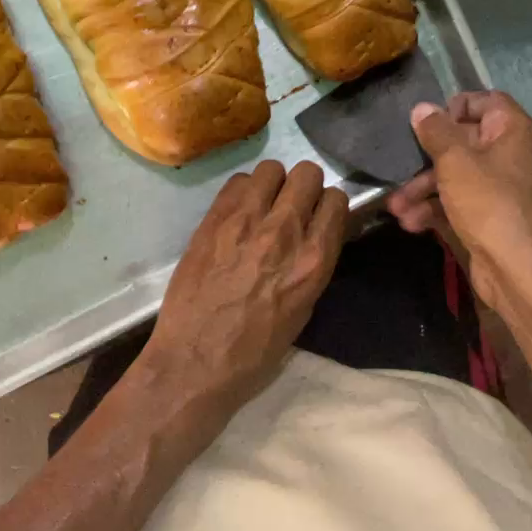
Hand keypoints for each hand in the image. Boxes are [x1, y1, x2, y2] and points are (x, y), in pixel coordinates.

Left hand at [141, 160, 347, 411]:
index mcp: (312, 261)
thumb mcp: (302, 310)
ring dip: (273, 184)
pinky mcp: (214, 219)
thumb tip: (314, 236)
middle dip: (305, 186)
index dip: (329, 205)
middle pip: (307, 174)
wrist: (195, 362)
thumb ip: (312, 264)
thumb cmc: (255, 351)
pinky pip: (238, 182)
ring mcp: (245, 221)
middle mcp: (284, 232)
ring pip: (272, 169)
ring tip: (264, 206)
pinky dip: (244, 192)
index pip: (336, 201)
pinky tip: (238, 214)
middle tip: (293, 205)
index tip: (320, 214)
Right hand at [387, 90, 531, 305]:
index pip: (486, 101)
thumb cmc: (492, 204)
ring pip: (459, 178)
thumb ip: (436, 132)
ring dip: (425, 189)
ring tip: (395, 206)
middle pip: (465, 143)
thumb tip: (422, 108)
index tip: (426, 122)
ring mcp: (505, 191)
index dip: (455, 106)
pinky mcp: (494, 220)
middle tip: (398, 167)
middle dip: (427, 158)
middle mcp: (513, 156)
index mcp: (513, 131)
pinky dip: (437, 210)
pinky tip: (410, 223)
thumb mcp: (456, 162)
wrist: (525, 273)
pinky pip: (462, 205)